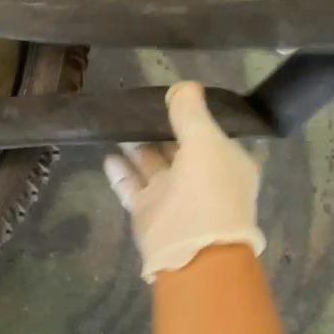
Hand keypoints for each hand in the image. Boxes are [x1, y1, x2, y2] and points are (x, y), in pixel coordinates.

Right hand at [103, 82, 265, 281]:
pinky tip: (108, 153)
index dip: (190, 114)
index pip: (208, 132)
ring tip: (115, 124)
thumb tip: (182, 86)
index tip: (167, 96)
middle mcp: (201, 177)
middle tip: (134, 106)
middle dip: (157, 128)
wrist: (191, 248)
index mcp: (226, 162)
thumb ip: (191, 114)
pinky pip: (131, 184)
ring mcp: (172, 194)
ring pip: (151, 164)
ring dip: (135, 146)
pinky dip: (120, 170)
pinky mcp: (147, 209)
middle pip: (176, 146)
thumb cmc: (208, 192)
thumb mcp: (206, 144)